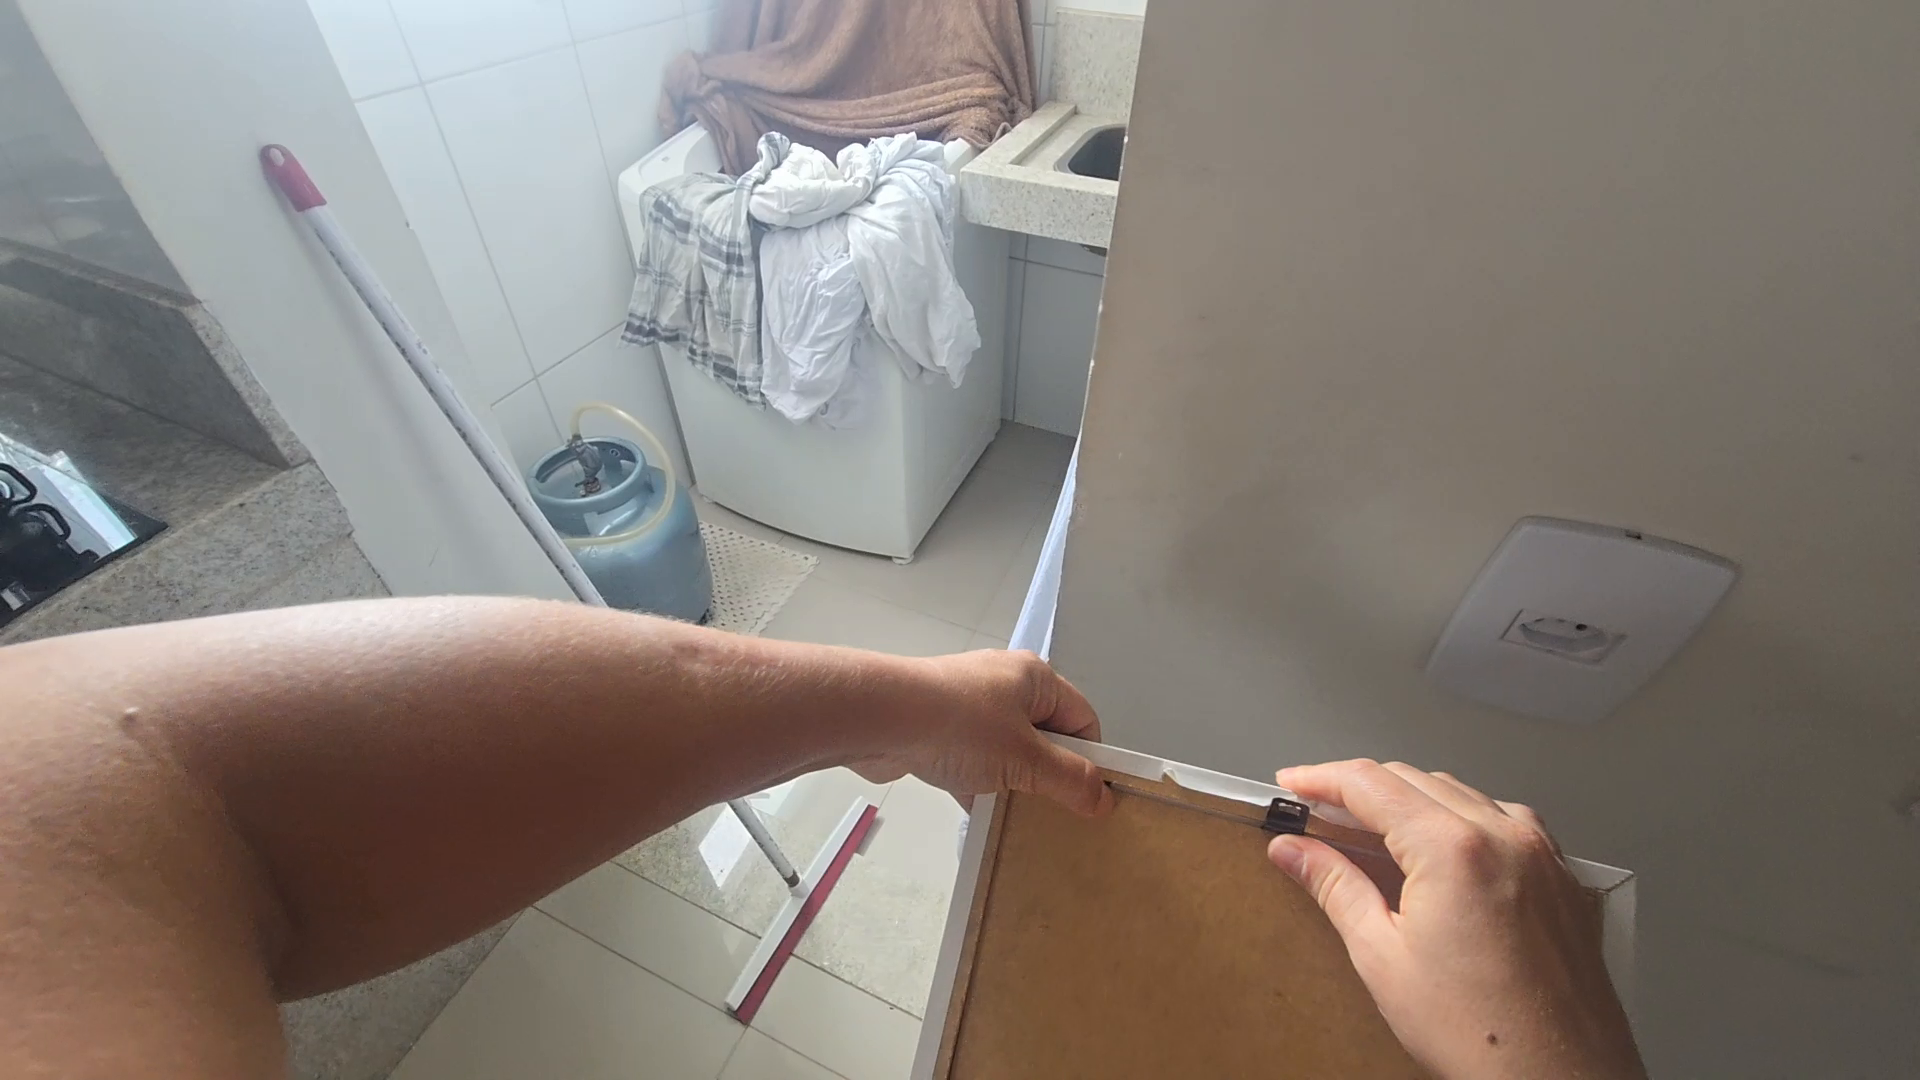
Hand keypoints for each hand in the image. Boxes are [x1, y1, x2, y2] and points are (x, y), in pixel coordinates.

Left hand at [852, 649, 1112, 815]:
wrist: (880, 718)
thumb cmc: (962, 729)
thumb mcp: (1025, 758)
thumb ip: (1069, 779)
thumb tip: (1105, 798)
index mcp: (1035, 679)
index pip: (1083, 719)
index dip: (1091, 760)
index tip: (1090, 803)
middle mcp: (1005, 684)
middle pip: (1045, 737)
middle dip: (1051, 778)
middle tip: (1059, 821)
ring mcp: (969, 705)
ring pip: (1007, 752)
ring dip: (1013, 786)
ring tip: (1022, 827)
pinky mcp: (940, 727)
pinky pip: (973, 760)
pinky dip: (980, 786)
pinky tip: (983, 822)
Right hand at [1266, 760, 1643, 1079]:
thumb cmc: (1480, 1038)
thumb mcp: (1381, 957)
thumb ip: (1333, 886)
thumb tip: (1290, 848)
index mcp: (1452, 849)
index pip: (1368, 783)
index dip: (1319, 778)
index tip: (1290, 785)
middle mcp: (1502, 837)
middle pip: (1409, 777)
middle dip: (1356, 786)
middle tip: (1317, 808)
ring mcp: (1541, 856)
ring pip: (1454, 790)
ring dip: (1406, 795)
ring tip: (1370, 824)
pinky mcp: (1563, 881)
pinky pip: (1502, 817)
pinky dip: (1458, 814)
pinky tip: (1440, 843)